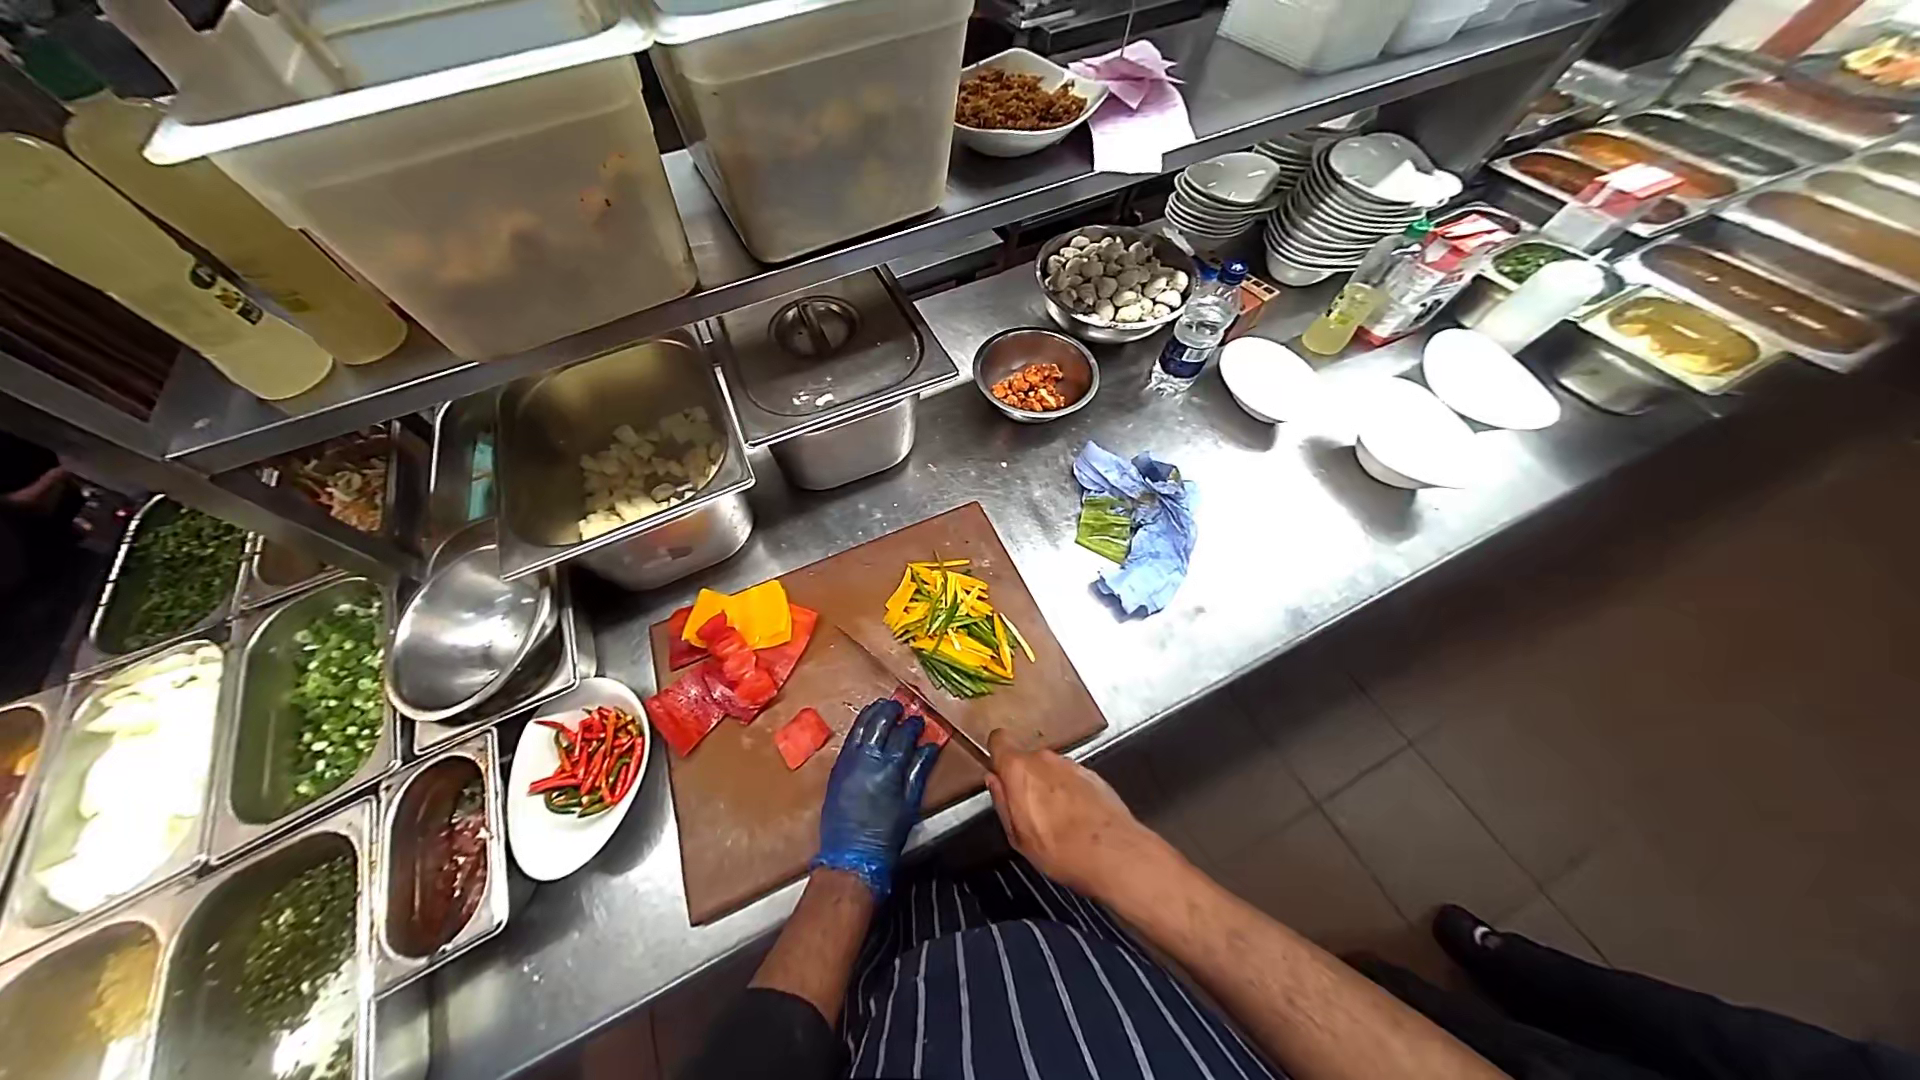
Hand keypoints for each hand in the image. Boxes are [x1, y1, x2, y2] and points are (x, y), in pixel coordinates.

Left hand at [811, 699, 939, 898]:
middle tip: (900, 705)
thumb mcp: (910, 802)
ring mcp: (848, 761)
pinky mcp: (837, 768)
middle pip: (879, 723)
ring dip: (872, 713)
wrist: (851, 855)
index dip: (913, 725)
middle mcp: (866, 758)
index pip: (903, 735)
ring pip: (861, 726)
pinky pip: (850, 738)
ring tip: (882, 706)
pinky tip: (865, 724)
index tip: (919, 720)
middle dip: (890, 711)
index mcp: (889, 767)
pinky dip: (859, 726)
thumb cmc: (886, 833)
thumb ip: (919, 770)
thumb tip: (930, 746)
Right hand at [985, 729, 1169, 898]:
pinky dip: (1072, 794)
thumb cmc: (1062, 849)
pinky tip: (1076, 820)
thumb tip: (994, 782)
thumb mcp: (1017, 835)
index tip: (999, 770)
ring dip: (1050, 788)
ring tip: (1056, 822)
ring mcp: (1071, 765)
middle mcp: (1045, 759)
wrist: (1113, 853)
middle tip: (1029, 811)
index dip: (998, 753)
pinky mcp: (1093, 775)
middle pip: (1027, 760)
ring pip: (1051, 770)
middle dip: (1026, 780)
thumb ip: (1001, 801)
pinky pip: (1073, 780)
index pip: (999, 740)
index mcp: (1018, 769)